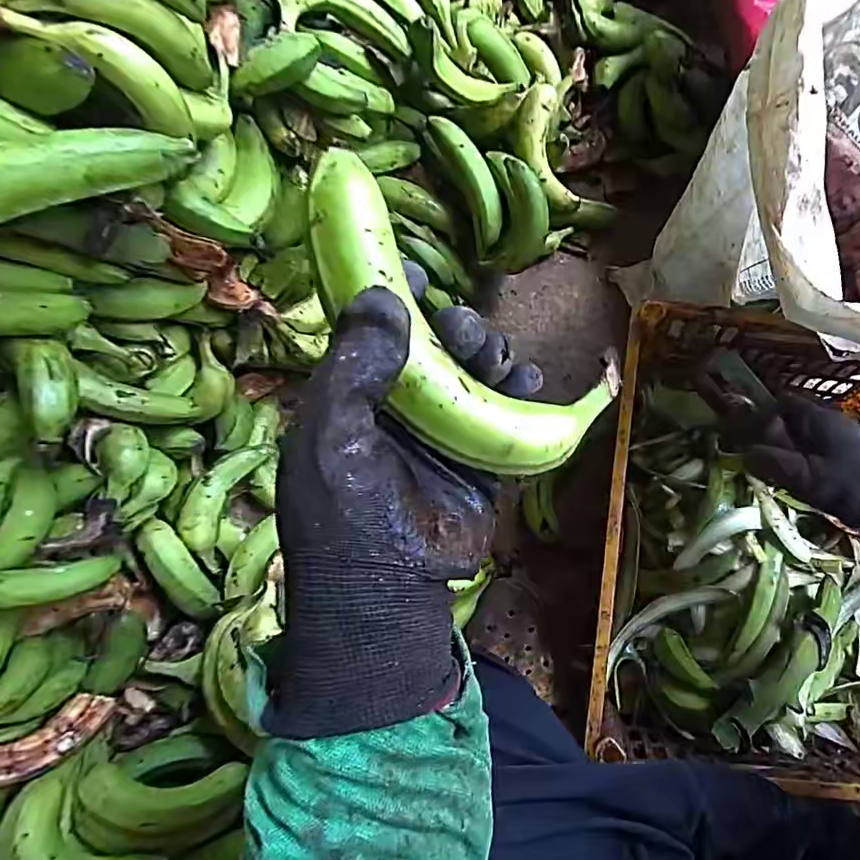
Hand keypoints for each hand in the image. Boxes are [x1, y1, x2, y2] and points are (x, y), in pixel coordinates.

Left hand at [266, 288, 496, 738]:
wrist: (391, 588)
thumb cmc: (347, 512)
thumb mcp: (331, 435)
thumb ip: (353, 366)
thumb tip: (383, 297)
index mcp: (358, 399)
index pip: (381, 335)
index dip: (399, 299)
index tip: (417, 271)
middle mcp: (404, 412)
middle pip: (440, 351)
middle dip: (456, 329)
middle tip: (462, 327)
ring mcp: (447, 436)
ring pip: (478, 377)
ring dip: (492, 355)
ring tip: (495, 357)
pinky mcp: (483, 460)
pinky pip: (509, 415)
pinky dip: (523, 392)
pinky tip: (528, 379)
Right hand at [730, 393, 859, 557]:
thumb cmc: (850, 490)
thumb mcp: (805, 477)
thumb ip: (773, 462)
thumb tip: (746, 452)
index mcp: (821, 419)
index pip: (784, 402)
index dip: (762, 414)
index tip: (745, 435)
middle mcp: (834, 422)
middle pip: (795, 418)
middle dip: (774, 433)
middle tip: (756, 454)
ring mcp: (845, 439)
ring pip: (807, 435)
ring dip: (788, 448)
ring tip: (773, 469)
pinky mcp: (851, 457)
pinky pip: (818, 449)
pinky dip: (802, 459)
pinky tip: (797, 479)